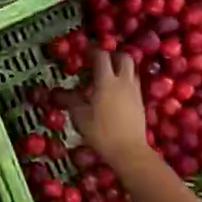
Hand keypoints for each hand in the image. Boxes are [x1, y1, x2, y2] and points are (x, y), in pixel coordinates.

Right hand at [58, 49, 152, 167]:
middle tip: (101, 60)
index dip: (93, 51)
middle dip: (112, 54)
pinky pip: (134, 82)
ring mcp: (135, 91)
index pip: (101, 56)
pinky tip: (117, 91)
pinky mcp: (141, 102)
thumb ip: (71, 100)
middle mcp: (124, 81)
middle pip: (123, 57)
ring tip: (110, 74)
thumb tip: (60, 92)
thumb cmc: (101, 133)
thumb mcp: (80, 117)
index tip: (85, 51)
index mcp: (107, 81)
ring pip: (132, 69)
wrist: (129, 150)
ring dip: (121, 66)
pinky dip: (126, 80)